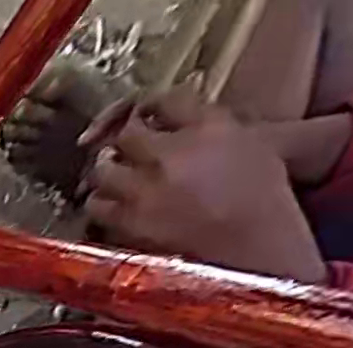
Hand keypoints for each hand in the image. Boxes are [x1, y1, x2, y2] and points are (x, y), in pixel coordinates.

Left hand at [80, 88, 327, 282]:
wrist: (248, 243)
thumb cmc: (257, 196)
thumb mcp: (249, 146)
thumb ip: (208, 130)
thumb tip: (170, 126)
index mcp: (211, 127)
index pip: (167, 99)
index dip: (149, 106)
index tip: (143, 114)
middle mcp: (171, 153)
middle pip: (125, 136)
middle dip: (121, 144)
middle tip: (122, 153)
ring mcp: (142, 188)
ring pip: (101, 171)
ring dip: (104, 175)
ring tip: (113, 180)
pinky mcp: (123, 219)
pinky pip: (95, 206)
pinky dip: (99, 204)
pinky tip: (110, 207)